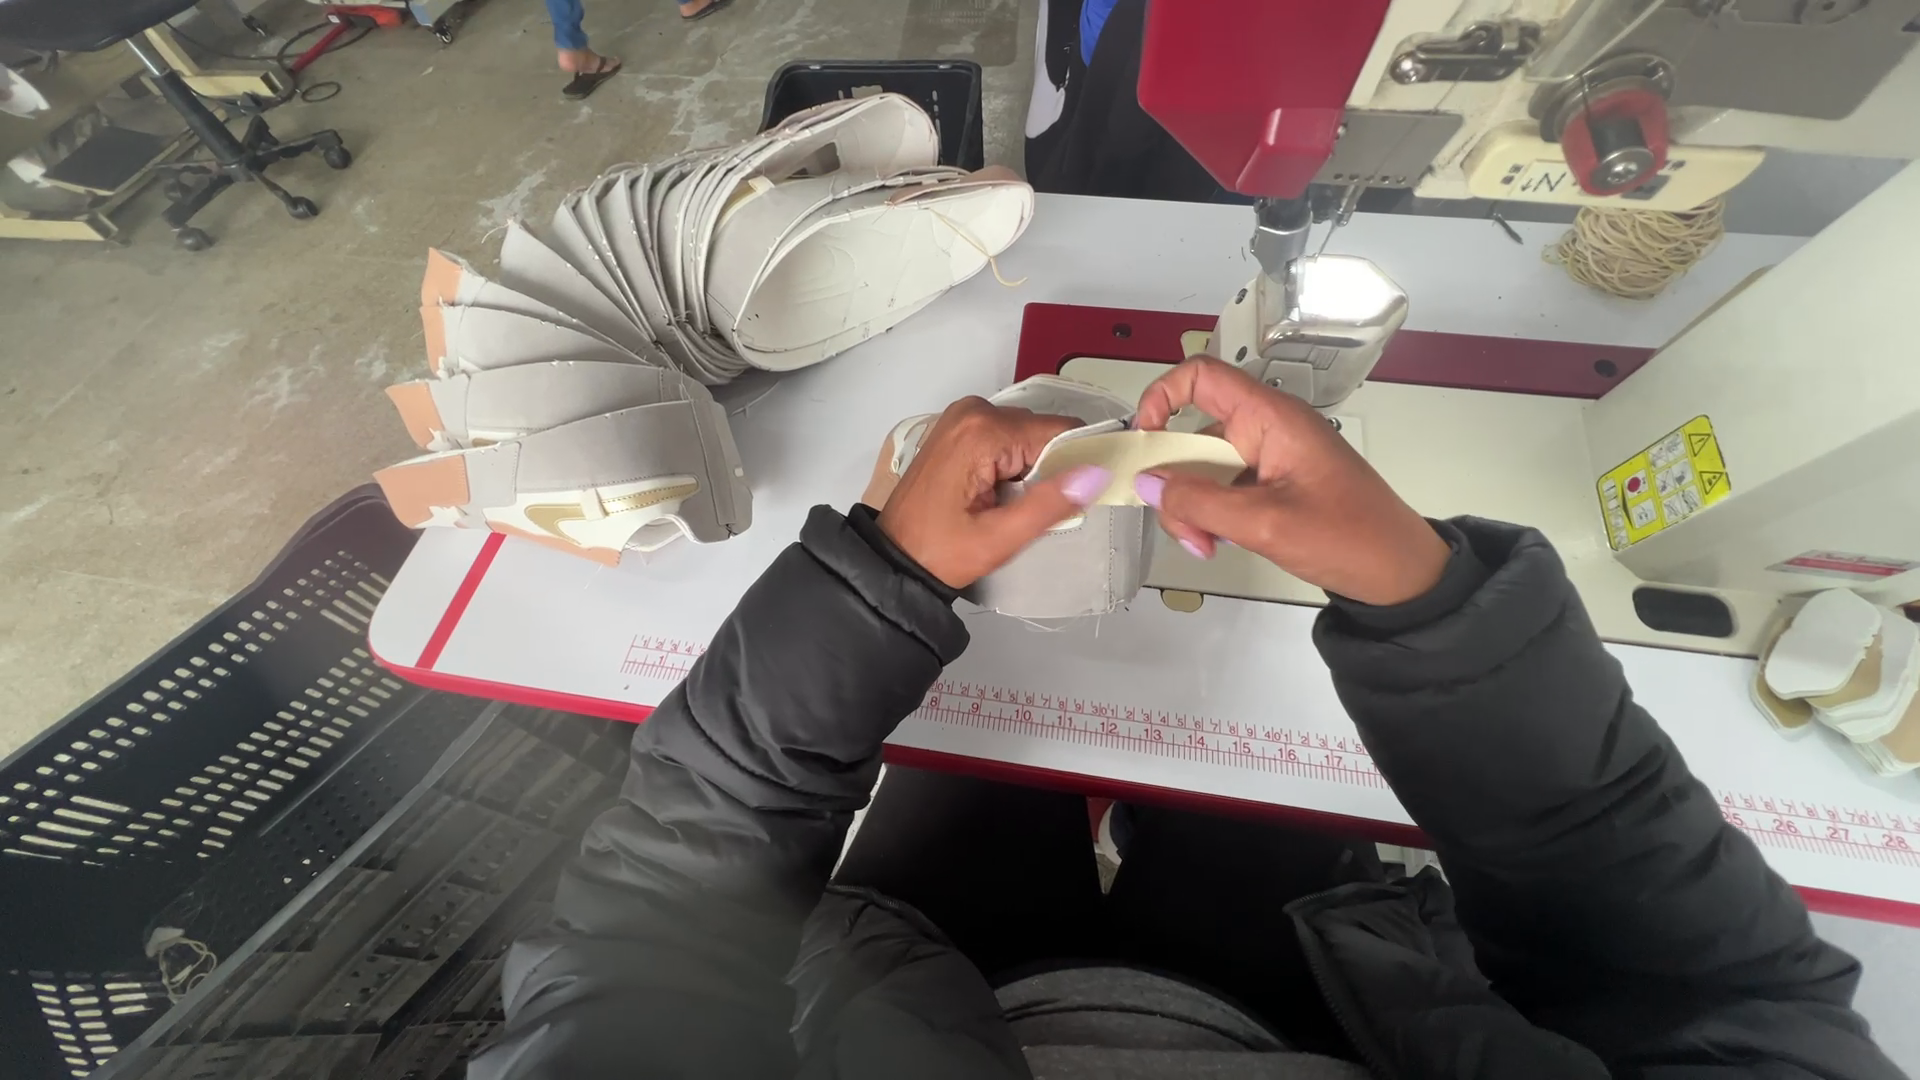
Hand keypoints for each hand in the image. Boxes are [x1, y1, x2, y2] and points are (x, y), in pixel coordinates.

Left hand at [877, 397, 1109, 588]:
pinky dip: (1010, 464)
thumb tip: (1096, 473)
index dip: (1076, 464)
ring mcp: (962, 417)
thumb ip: (1050, 504)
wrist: (894, 557)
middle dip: (1047, 470)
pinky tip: (995, 493)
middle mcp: (973, 411)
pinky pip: (1005, 438)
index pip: (1059, 432)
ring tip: (1005, 504)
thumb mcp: (1000, 538)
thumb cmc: (941, 552)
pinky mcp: (958, 428)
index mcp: (983, 430)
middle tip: (1025, 510)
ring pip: (1025, 436)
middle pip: (1042, 432)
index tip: (1072, 498)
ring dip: (1028, 469)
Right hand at [1132, 357, 1448, 605]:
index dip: (1162, 396)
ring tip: (1204, 546)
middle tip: (1182, 529)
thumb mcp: (1265, 523)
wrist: (1400, 573)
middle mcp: (1262, 430)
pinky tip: (1217, 544)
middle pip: (1190, 436)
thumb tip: (1146, 484)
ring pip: (1199, 470)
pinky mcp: (1266, 484)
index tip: (1144, 441)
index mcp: (1269, 419)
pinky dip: (1207, 516)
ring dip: (1189, 508)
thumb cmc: (1347, 537)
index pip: (1202, 376)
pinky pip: (1218, 490)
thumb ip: (1199, 503)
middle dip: (1174, 482)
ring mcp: (1263, 458)